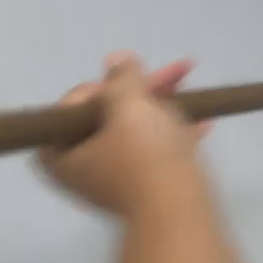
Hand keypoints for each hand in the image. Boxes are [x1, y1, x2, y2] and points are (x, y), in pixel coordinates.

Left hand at [40, 52, 208, 216]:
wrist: (174, 204)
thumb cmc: (145, 155)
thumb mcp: (132, 108)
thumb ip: (122, 81)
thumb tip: (116, 58)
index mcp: (59, 151)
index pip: (76, 104)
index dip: (110, 84)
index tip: (140, 77)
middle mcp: (77, 166)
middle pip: (110, 115)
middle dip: (148, 91)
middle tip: (183, 70)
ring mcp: (110, 176)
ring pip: (136, 129)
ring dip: (165, 107)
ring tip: (194, 93)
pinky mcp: (140, 183)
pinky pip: (153, 147)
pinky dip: (173, 131)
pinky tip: (203, 122)